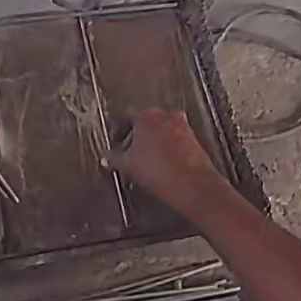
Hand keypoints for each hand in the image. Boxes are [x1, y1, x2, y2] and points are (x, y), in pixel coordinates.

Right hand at [102, 109, 227, 213]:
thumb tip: (108, 159)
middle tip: (126, 151)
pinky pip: (174, 140)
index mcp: (147, 116)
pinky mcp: (193, 140)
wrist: (190, 185)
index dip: (117, 129)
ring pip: (161, 130)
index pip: (125, 117)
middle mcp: (166, 116)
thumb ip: (113, 158)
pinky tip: (160, 164)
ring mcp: (182, 127)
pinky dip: (166, 148)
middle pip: (145, 122)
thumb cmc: (161, 172)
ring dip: (151, 142)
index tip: (114, 138)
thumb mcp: (127, 165)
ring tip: (144, 160)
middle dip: (135, 136)